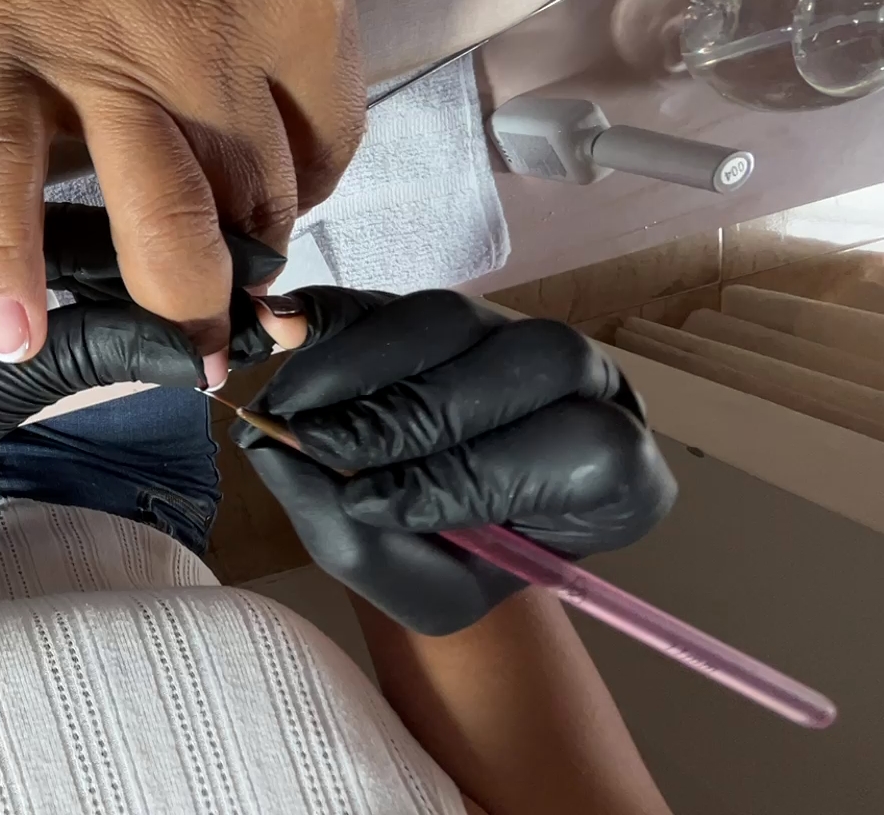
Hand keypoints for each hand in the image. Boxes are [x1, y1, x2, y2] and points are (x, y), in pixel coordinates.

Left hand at [0, 200, 285, 554]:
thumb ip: (92, 354)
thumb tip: (206, 351)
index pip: (69, 241)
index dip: (162, 269)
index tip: (253, 280)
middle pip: (70, 227)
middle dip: (161, 256)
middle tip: (258, 271)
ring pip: (60, 240)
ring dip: (136, 268)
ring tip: (225, 281)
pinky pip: (37, 260)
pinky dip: (94, 283)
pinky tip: (154, 287)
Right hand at [233, 288, 675, 635]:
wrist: (418, 528)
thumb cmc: (438, 560)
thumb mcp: (414, 586)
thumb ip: (351, 530)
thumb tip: (274, 445)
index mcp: (609, 472)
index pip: (590, 450)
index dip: (477, 476)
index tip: (368, 503)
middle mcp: (568, 385)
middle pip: (530, 363)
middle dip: (408, 413)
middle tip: (317, 445)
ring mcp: (487, 333)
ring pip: (447, 318)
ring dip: (359, 364)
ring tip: (293, 409)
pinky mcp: (409, 309)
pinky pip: (368, 297)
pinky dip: (315, 314)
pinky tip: (276, 332)